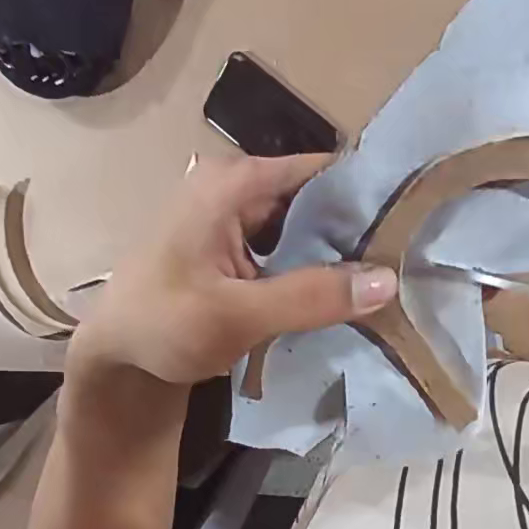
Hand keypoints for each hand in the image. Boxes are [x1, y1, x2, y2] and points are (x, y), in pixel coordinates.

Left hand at [69, 153, 398, 383]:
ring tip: (388, 283)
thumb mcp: (235, 314)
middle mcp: (234, 190)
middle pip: (313, 201)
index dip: (368, 195)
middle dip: (355, 232)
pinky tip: (341, 298)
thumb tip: (388, 280)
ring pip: (300, 231)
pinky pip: (282, 254)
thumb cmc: (160, 325)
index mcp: (231, 184)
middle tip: (410, 265)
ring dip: (334, 257)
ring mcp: (231, 222)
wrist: (111, 356)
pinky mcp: (230, 253)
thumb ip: (309, 297)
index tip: (416, 225)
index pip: (321, 172)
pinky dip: (308, 273)